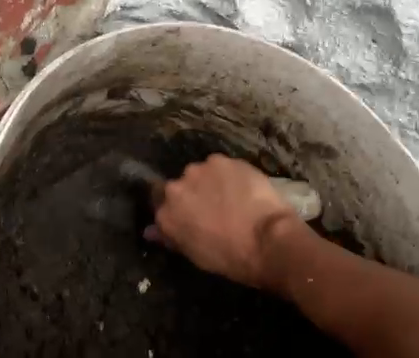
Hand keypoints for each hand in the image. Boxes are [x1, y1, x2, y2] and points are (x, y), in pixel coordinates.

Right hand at [149, 154, 304, 288]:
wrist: (269, 241)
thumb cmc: (233, 259)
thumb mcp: (198, 256)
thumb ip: (171, 237)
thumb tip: (149, 231)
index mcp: (167, 214)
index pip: (160, 204)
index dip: (177, 210)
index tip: (190, 217)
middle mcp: (176, 187)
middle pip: (180, 186)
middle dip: (193, 195)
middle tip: (214, 210)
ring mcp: (199, 169)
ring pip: (201, 174)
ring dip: (211, 183)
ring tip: (232, 199)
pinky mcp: (221, 160)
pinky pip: (221, 167)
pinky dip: (229, 176)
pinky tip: (245, 190)